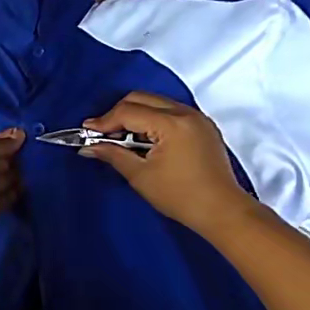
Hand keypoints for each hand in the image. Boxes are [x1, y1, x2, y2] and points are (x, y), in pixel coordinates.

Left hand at [0, 128, 25, 229]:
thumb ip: (0, 144)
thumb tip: (21, 132)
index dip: (10, 140)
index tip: (28, 137)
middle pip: (6, 158)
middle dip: (16, 157)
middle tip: (30, 156)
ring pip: (12, 175)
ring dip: (18, 173)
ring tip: (28, 171)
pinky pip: (14, 193)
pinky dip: (20, 189)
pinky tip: (29, 184)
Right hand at [81, 93, 256, 237]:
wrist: (223, 211)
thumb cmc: (180, 196)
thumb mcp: (140, 176)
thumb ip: (113, 154)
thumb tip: (89, 147)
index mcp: (171, 123)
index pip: (128, 112)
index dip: (104, 121)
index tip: (86, 132)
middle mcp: (186, 113)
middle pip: (141, 98)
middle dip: (118, 113)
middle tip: (103, 133)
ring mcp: (197, 118)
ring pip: (156, 102)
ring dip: (136, 115)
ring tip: (122, 137)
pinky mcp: (203, 126)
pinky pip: (171, 111)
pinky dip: (153, 119)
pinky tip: (145, 139)